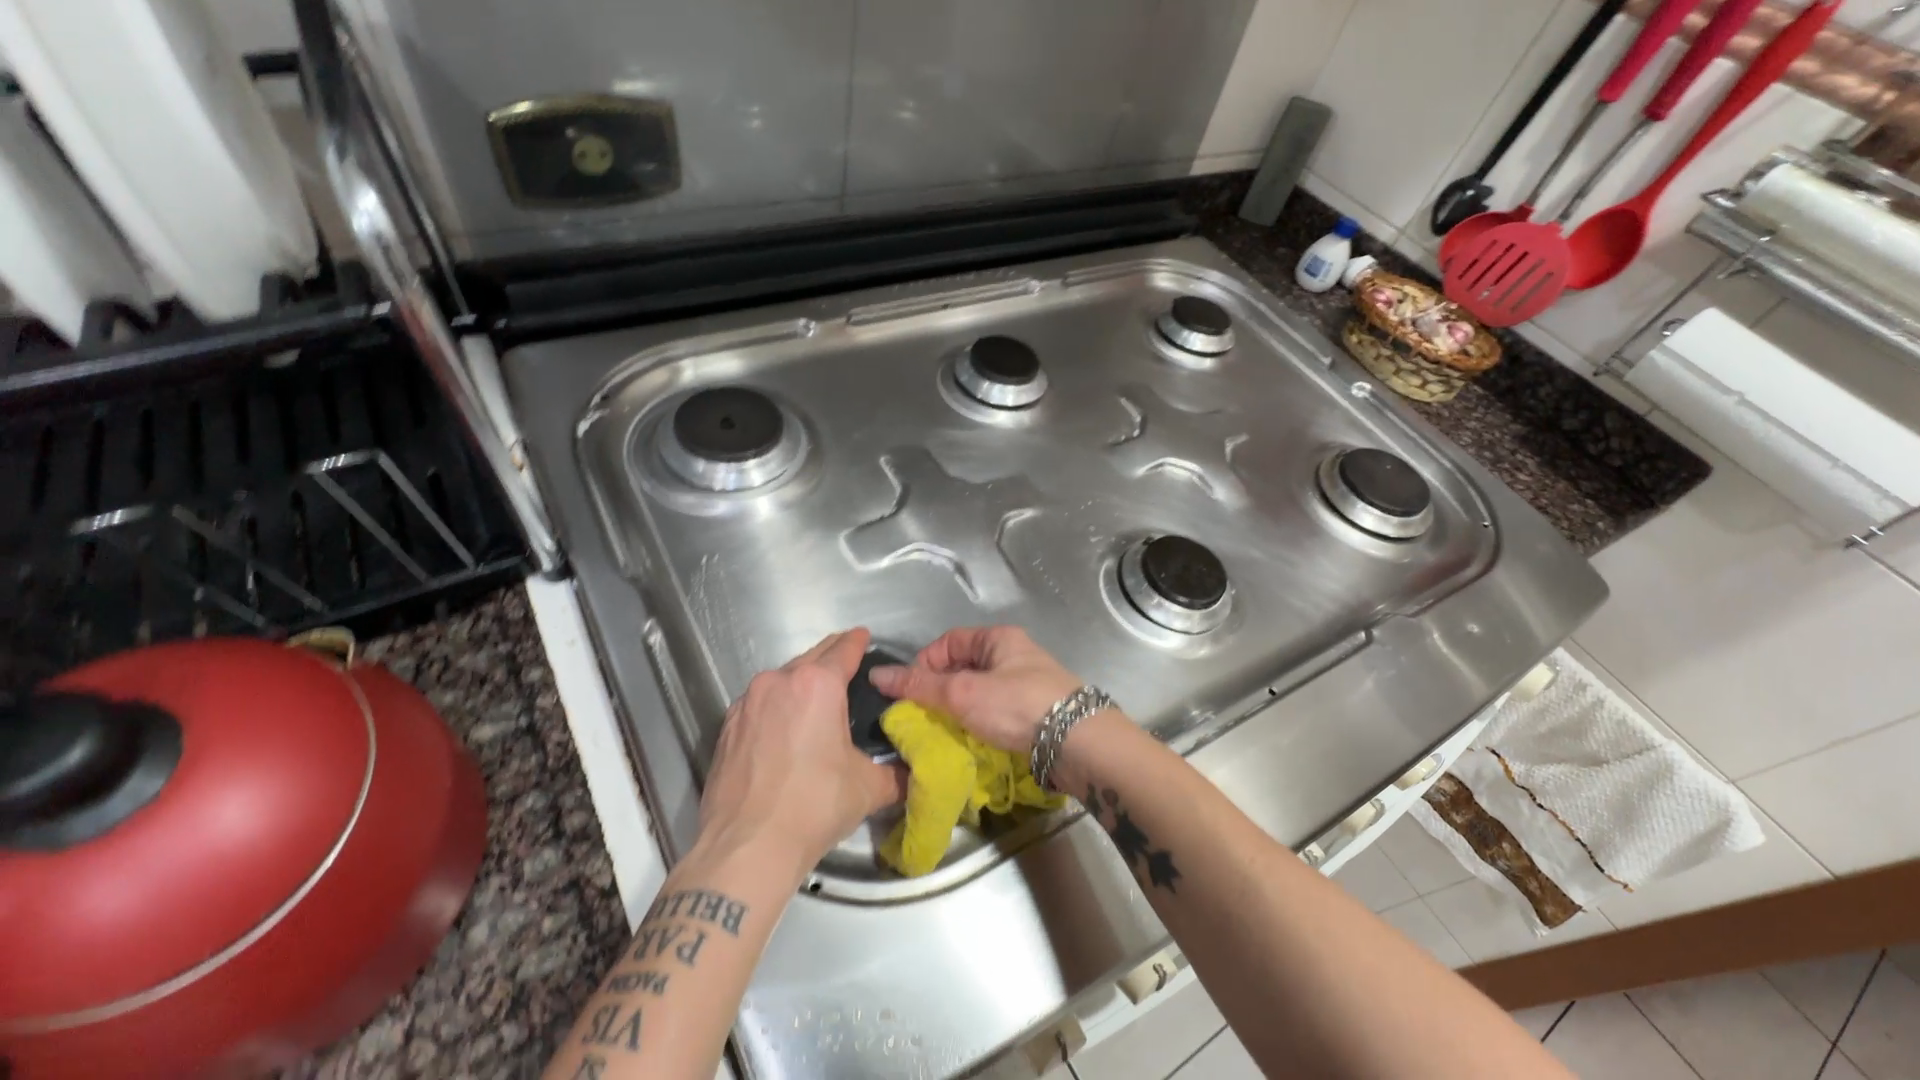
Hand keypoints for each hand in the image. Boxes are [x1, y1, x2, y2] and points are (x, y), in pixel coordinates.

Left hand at [700, 628, 906, 871]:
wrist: (748, 846)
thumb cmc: (814, 806)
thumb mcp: (868, 788)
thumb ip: (896, 773)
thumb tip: (914, 774)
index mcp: (817, 685)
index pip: (843, 649)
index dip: (858, 642)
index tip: (864, 637)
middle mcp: (778, 682)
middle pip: (811, 658)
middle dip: (830, 659)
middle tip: (848, 666)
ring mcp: (747, 704)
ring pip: (781, 680)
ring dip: (801, 684)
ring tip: (818, 702)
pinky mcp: (727, 728)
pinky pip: (759, 705)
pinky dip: (776, 708)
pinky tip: (785, 730)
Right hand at [868, 626, 1084, 754]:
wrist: (1079, 743)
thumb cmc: (1018, 706)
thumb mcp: (963, 693)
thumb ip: (920, 686)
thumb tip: (876, 674)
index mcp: (998, 638)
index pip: (948, 642)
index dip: (924, 663)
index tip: (910, 692)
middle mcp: (1014, 656)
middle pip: (963, 668)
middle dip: (939, 691)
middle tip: (923, 717)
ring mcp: (1027, 686)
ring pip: (979, 694)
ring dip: (959, 712)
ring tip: (944, 733)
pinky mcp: (1036, 715)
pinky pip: (996, 715)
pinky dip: (980, 726)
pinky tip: (972, 742)